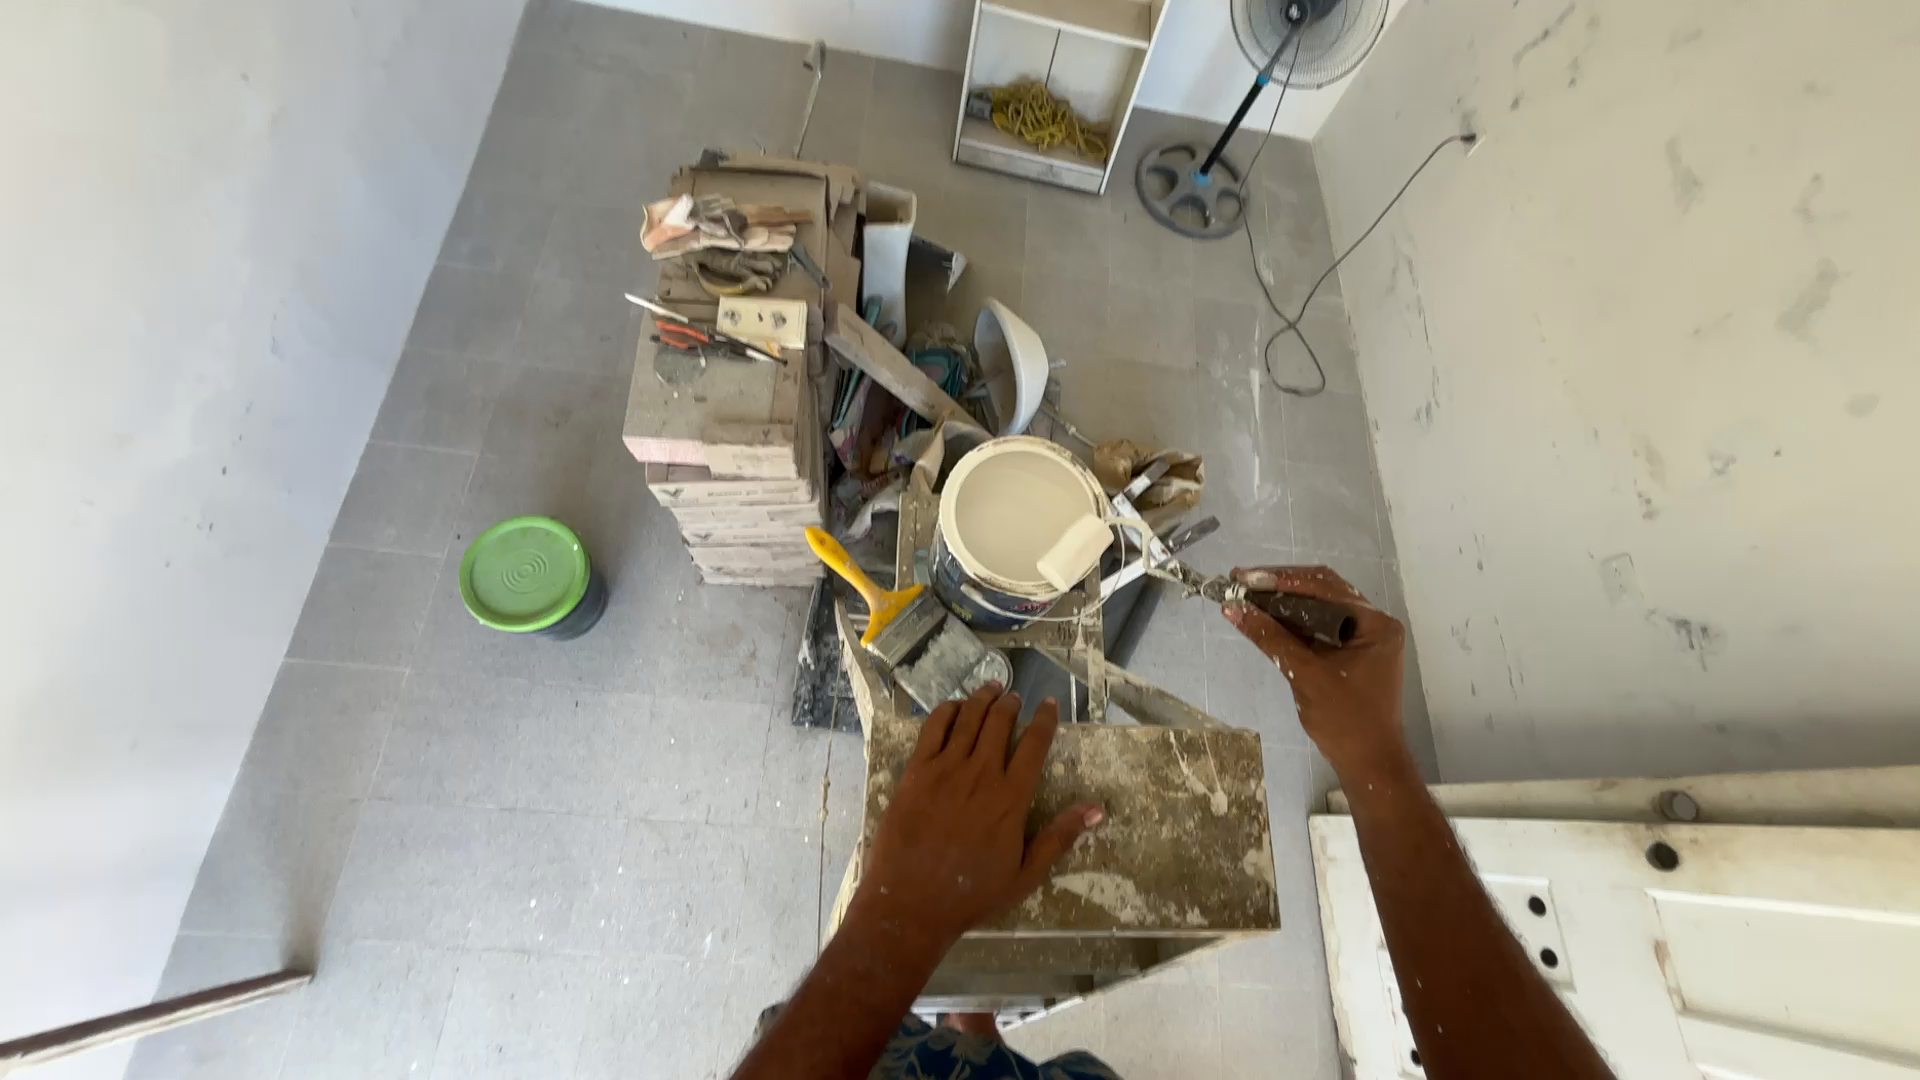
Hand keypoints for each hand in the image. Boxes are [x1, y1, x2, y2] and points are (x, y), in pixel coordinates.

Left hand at [851, 684, 1103, 952]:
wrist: (911, 904)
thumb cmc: (971, 895)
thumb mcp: (1025, 874)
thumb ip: (1059, 837)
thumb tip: (1096, 809)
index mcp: (1011, 798)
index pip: (1034, 744)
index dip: (1044, 719)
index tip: (1048, 704)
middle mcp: (981, 774)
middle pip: (1000, 722)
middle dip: (1010, 703)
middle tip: (1014, 697)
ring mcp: (945, 769)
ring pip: (969, 718)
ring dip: (982, 698)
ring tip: (990, 689)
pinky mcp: (917, 770)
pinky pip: (933, 727)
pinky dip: (947, 710)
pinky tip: (954, 706)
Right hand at [1222, 566, 1412, 780]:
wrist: (1368, 762)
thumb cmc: (1345, 720)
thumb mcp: (1304, 674)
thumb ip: (1270, 637)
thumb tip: (1232, 607)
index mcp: (1374, 624)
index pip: (1324, 588)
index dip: (1281, 580)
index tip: (1244, 578)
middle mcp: (1371, 622)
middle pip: (1321, 590)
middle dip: (1279, 585)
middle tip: (1241, 581)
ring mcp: (1360, 636)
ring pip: (1316, 605)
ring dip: (1281, 600)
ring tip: (1245, 595)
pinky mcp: (1346, 650)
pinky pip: (1315, 625)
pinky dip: (1289, 619)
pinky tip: (1263, 616)